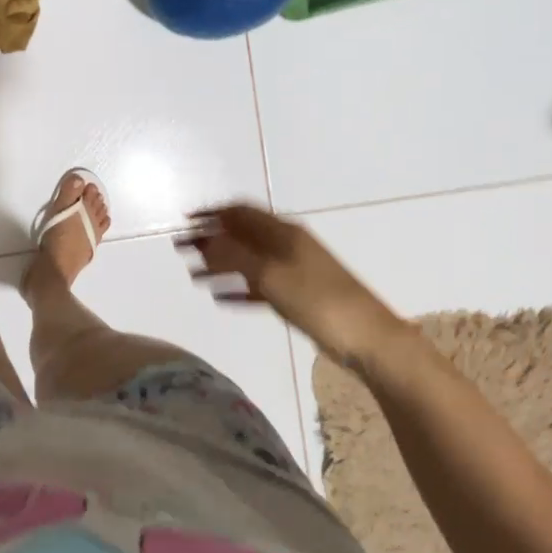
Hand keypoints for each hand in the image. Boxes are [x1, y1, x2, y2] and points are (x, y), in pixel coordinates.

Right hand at [178, 204, 409, 366]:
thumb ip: (233, 256)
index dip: (211, 213)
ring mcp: (293, 271)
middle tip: (181, 249)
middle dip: (210, 239)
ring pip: (247, 260)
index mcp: (283, 233)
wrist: (370, 340)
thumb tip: (203, 238)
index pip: (240, 212)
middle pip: (241, 235)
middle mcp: (286, 246)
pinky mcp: (296, 296)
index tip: (184, 221)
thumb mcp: (270, 275)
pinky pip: (258, 286)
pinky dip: (237, 287)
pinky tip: (220, 297)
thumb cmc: (319, 301)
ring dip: (220, 264)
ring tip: (193, 275)